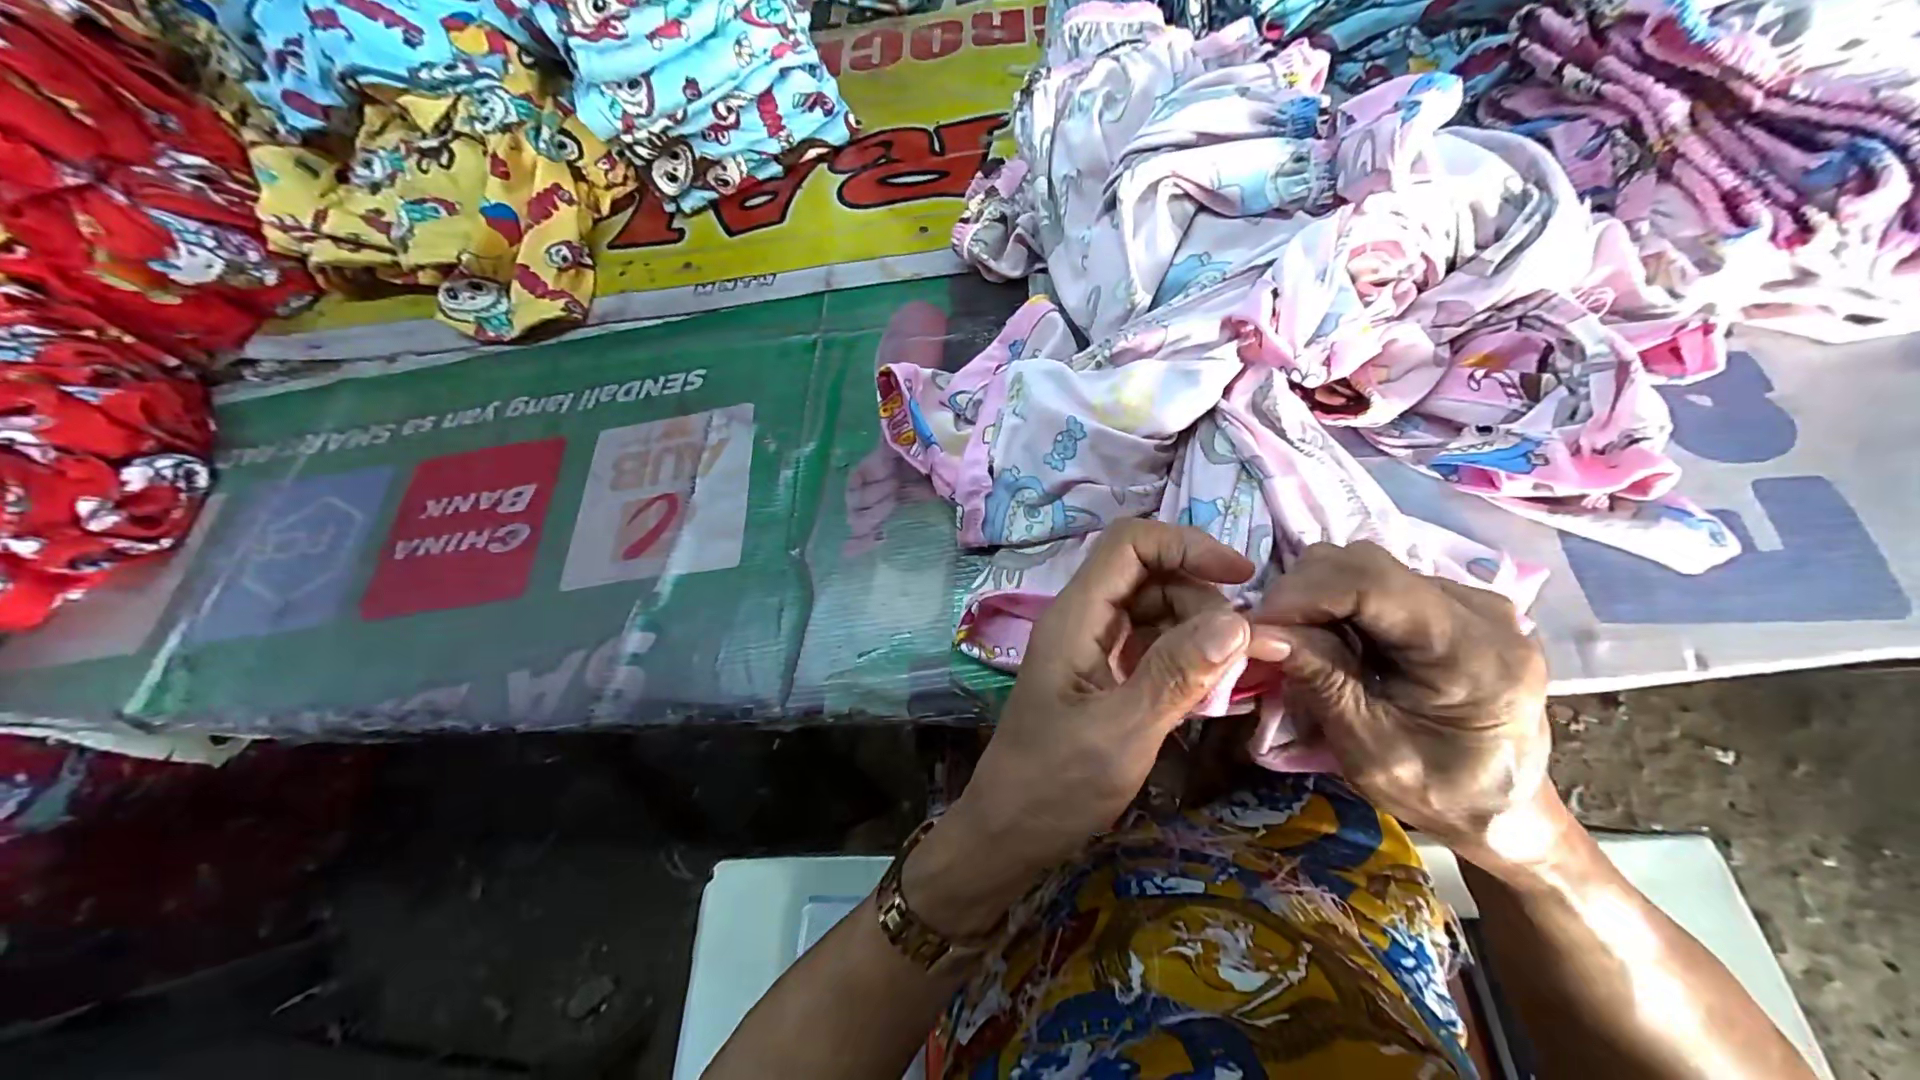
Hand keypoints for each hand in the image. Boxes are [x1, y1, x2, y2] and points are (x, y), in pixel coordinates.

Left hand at [904, 520, 1254, 934]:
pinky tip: (1205, 688)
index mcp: (1076, 616)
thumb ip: (1175, 674)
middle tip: (1235, 651)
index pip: (1129, 543)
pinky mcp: (1102, 675)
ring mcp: (1091, 647)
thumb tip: (1236, 621)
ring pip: (1153, 608)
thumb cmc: (1055, 785)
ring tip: (1222, 677)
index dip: (1186, 545)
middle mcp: (1082, 620)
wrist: (1010, 831)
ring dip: (1195, 629)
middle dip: (1198, 596)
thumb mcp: (1122, 732)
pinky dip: (1182, 655)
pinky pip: (1150, 644)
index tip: (1241, 577)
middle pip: (1147, 573)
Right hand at [1246, 541, 1552, 861]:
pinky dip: (1332, 601)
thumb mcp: (1369, 751)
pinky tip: (1328, 638)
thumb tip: (1257, 633)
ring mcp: (1466, 598)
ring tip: (1295, 641)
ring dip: (1312, 596)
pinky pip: (1372, 579)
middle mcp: (1480, 609)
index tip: (1254, 629)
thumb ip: (1320, 682)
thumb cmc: (1437, 792)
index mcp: (1474, 652)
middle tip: (1267, 640)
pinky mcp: (1447, 600)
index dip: (1302, 595)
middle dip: (1300, 594)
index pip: (1373, 584)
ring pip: (1361, 564)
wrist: (1500, 808)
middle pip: (1363, 564)